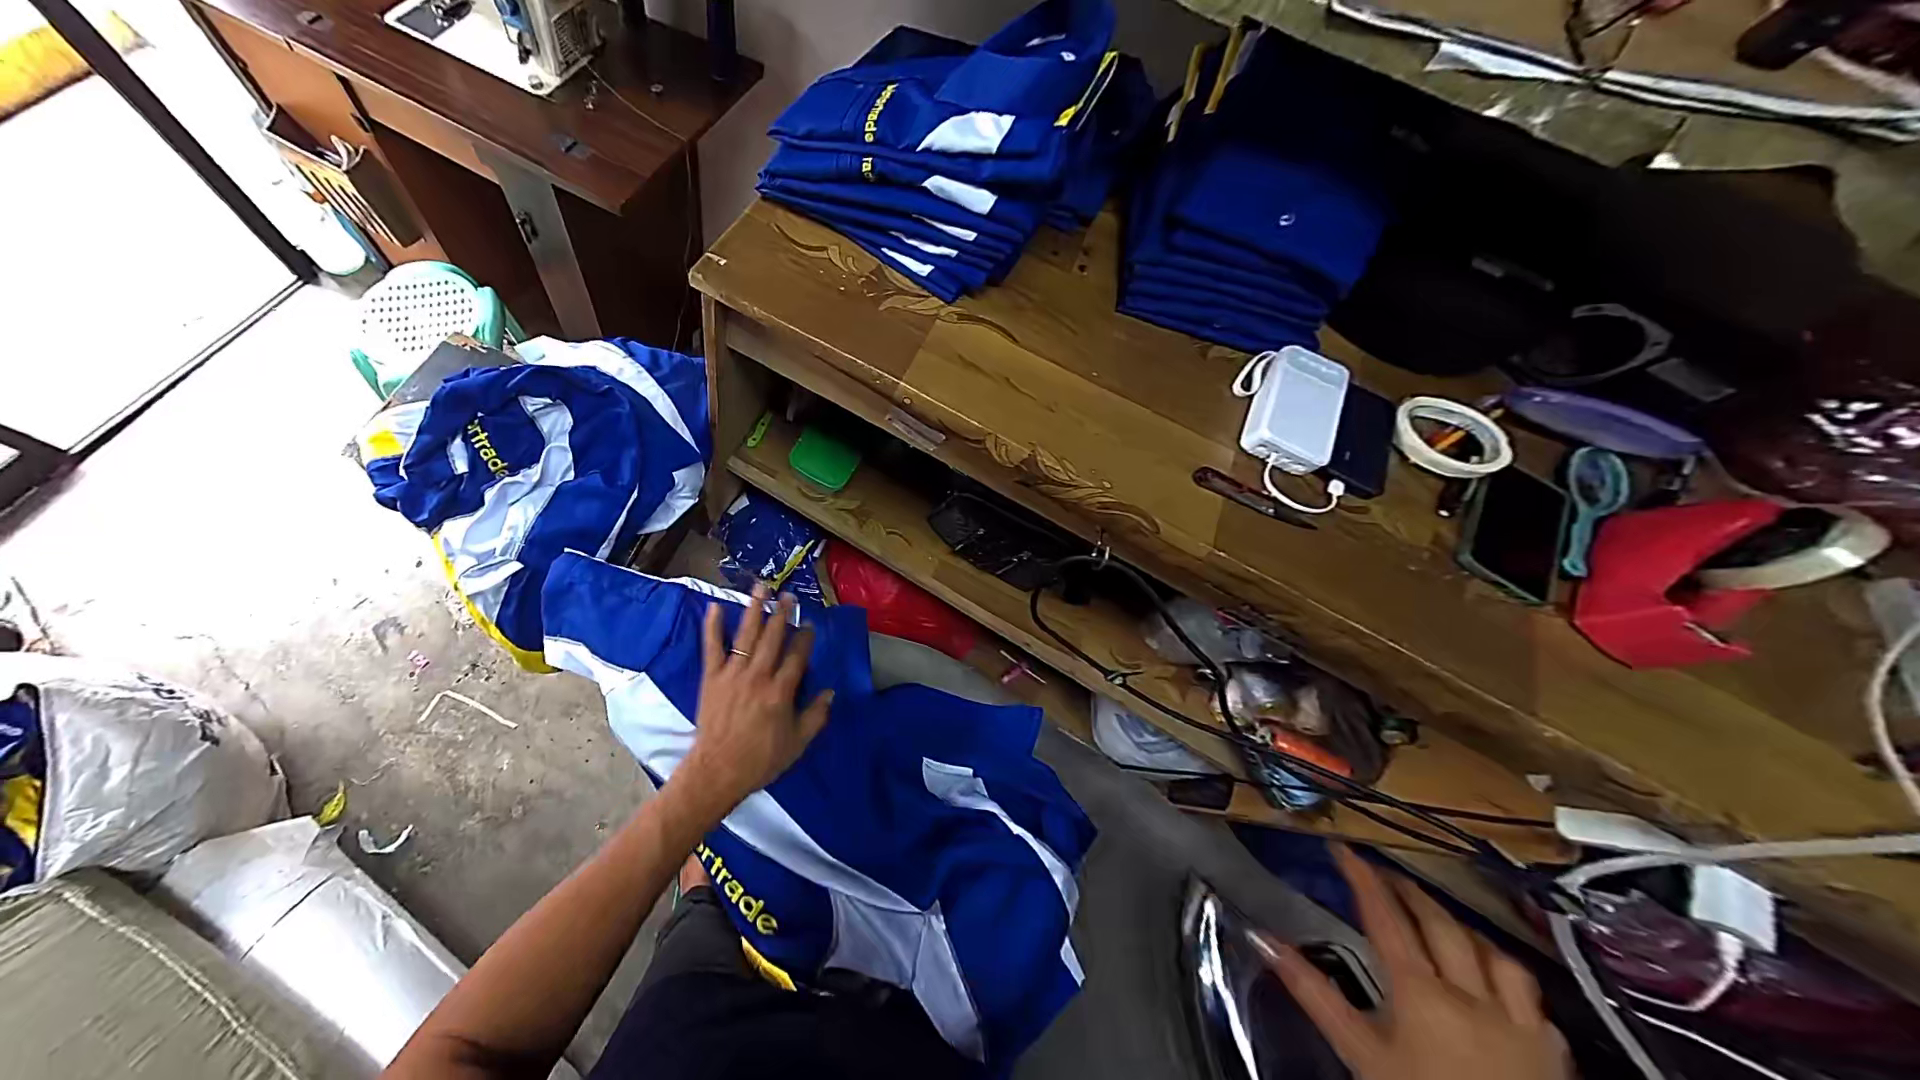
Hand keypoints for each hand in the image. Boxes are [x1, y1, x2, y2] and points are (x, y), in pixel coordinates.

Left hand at [675, 583, 832, 814]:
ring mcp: (733, 674)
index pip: (797, 655)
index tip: (809, 624)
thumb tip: (830, 692)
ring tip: (760, 588)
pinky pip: (712, 647)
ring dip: (754, 609)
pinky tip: (714, 607)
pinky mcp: (711, 678)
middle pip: (773, 637)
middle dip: (783, 614)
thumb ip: (816, 715)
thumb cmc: (761, 760)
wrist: (717, 772)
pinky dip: (712, 627)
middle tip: (788, 596)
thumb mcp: (798, 743)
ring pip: (746, 635)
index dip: (805, 638)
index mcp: (781, 691)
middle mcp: (758, 676)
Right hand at [1257, 846, 1573, 1079]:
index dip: (1363, 878)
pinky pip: (1532, 995)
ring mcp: (1520, 1021)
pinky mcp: (1553, 1052)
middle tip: (1382, 870)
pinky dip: (1506, 972)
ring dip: (1458, 923)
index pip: (1385, 918)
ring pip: (1490, 950)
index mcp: (1420, 992)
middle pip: (1439, 924)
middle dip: (1407, 890)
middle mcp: (1472, 993)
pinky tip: (1495, 977)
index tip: (1343, 849)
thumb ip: (1314, 995)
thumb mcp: (1359, 1055)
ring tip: (1435, 913)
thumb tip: (1264, 939)